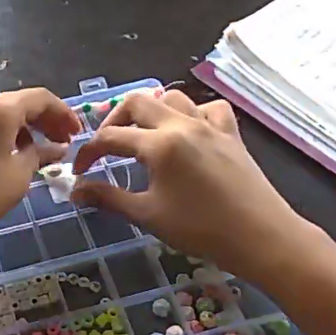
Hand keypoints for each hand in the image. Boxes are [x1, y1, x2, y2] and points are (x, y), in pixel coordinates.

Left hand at [0, 86, 77, 254]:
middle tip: (64, 144)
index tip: (78, 133)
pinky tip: (15, 160)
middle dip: (45, 121)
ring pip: (2, 117)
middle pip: (19, 104)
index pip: (39, 98)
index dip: (63, 113)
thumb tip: (55, 148)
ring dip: (26, 131)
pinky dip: (7, 138)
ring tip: (42, 155)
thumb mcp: (18, 176)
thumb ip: (40, 155)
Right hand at [69, 87, 309, 279]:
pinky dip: (191, 113)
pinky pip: (208, 108)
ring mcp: (210, 125)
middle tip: (104, 147)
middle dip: (113, 121)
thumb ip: (109, 198)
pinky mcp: (231, 134)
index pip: (111, 137)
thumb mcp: (148, 215)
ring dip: (150, 111)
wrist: (259, 236)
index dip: (88, 153)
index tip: (78, 172)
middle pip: (137, 102)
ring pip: (172, 98)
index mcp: (159, 144)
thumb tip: (76, 192)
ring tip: (141, 135)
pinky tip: (187, 132)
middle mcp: (183, 124)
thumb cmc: (200, 229)